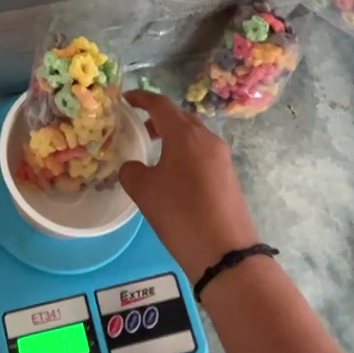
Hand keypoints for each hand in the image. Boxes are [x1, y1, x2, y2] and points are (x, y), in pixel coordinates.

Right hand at [119, 89, 259, 282]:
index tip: (125, 100)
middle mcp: (207, 138)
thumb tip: (133, 166)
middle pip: (180, 116)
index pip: (160, 104)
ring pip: (193, 134)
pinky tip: (174, 174)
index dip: (140, 98)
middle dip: (158, 117)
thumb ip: (131, 170)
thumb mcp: (144, 191)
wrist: (225, 254)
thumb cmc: (180, 214)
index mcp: (185, 134)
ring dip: (173, 135)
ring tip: (155, 152)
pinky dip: (186, 151)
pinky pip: (203, 151)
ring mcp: (222, 157)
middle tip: (138, 128)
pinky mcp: (229, 175)